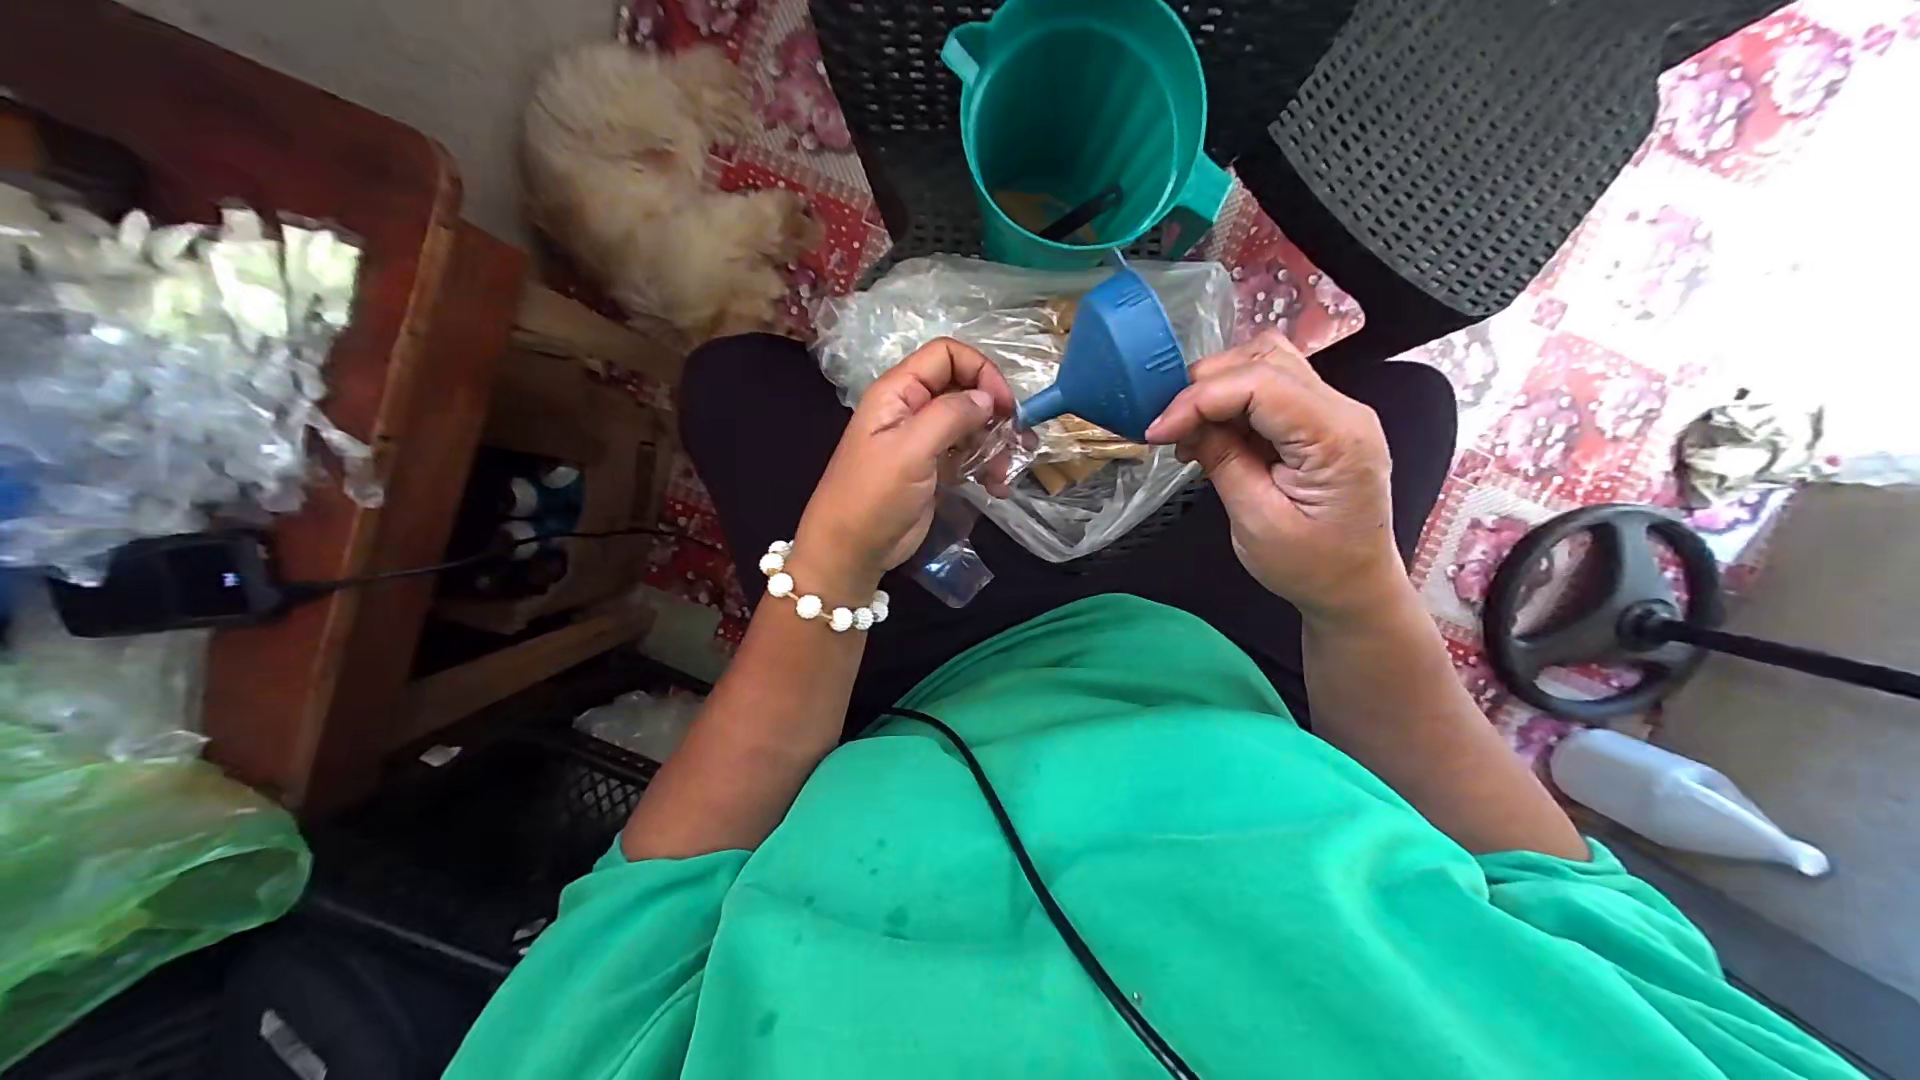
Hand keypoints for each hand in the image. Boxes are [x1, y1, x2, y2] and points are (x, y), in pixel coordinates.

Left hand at [791, 338, 1015, 598]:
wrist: (851, 550)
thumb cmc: (873, 496)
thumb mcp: (911, 450)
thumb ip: (951, 415)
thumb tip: (988, 398)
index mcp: (899, 392)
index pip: (946, 355)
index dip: (980, 371)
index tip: (1003, 404)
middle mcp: (912, 409)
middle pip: (964, 388)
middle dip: (993, 411)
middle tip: (1016, 440)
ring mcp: (924, 440)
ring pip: (971, 424)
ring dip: (995, 443)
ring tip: (1004, 473)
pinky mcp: (934, 468)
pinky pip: (968, 454)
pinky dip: (987, 466)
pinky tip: (996, 488)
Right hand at [1144, 330, 1407, 623]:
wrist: (1353, 588)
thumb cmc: (1311, 567)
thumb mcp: (1257, 521)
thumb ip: (1223, 462)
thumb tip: (1185, 425)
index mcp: (1336, 437)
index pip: (1259, 384)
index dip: (1199, 398)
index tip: (1158, 430)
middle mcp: (1343, 411)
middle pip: (1264, 360)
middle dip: (1205, 386)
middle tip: (1168, 428)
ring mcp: (1334, 412)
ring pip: (1266, 364)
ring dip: (1218, 388)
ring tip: (1188, 429)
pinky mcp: (1319, 421)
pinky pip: (1270, 390)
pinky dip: (1231, 402)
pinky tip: (1210, 434)